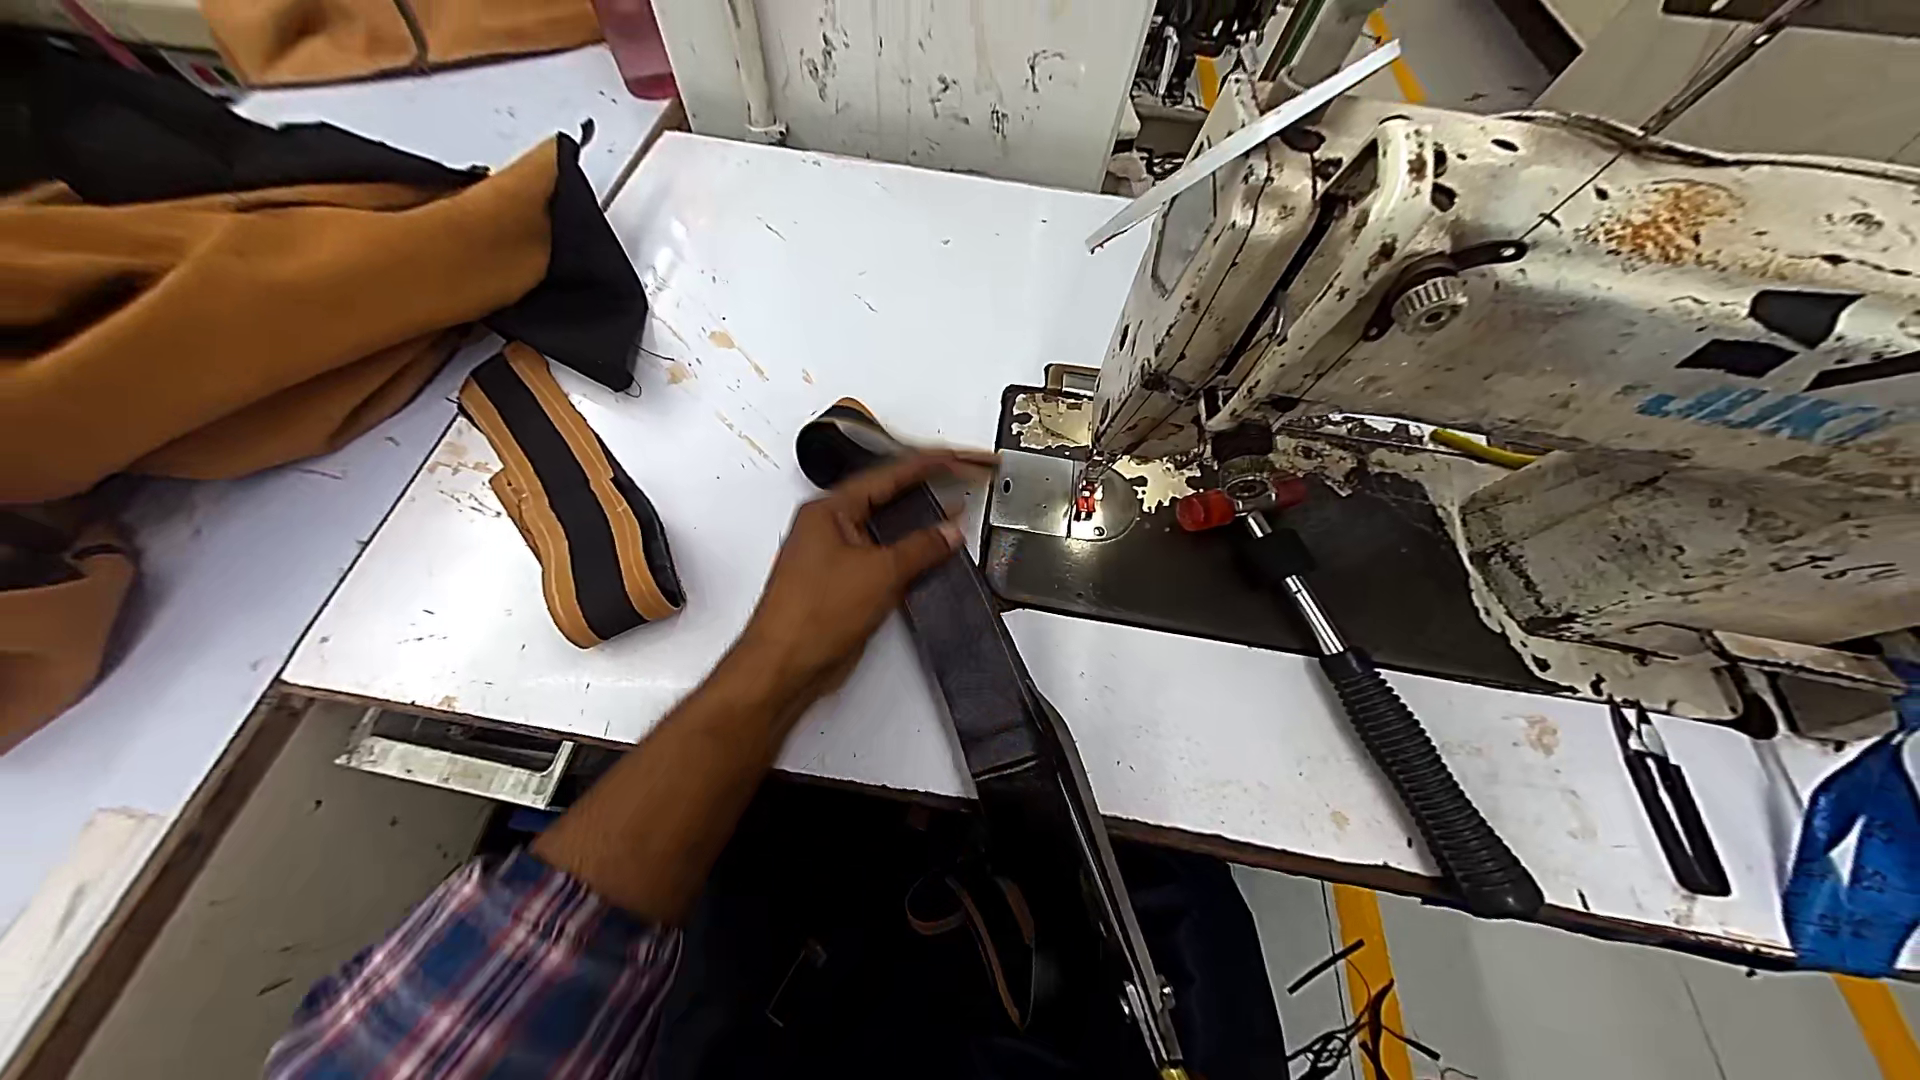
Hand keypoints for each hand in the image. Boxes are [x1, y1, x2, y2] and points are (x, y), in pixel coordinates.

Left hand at [730, 451, 991, 705]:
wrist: (786, 666)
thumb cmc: (807, 617)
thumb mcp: (878, 572)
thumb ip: (920, 548)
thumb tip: (947, 531)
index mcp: (829, 510)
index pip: (888, 475)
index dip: (929, 465)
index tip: (956, 459)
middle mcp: (829, 528)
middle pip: (887, 497)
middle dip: (926, 488)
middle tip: (959, 478)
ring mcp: (836, 556)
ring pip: (886, 528)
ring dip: (919, 523)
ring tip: (953, 512)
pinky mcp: (845, 584)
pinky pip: (884, 557)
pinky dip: (910, 554)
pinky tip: (931, 556)